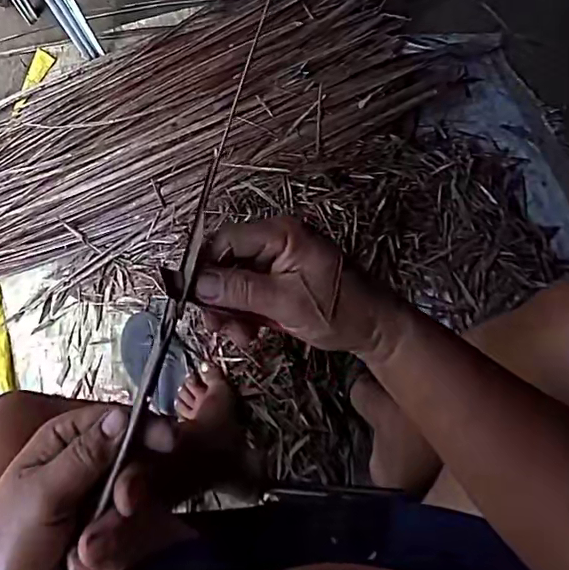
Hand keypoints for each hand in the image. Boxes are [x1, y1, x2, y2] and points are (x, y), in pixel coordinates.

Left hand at [0, 403, 184, 569]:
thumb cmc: (1, 542)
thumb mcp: (40, 493)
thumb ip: (84, 455)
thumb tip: (121, 417)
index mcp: (63, 439)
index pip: (114, 419)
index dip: (144, 426)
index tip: (167, 440)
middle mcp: (85, 464)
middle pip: (133, 459)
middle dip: (130, 486)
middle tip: (122, 504)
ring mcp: (96, 501)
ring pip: (134, 503)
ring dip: (112, 530)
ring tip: (82, 551)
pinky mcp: (106, 536)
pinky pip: (129, 538)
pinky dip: (110, 554)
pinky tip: (81, 565)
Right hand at [194, 216, 404, 356]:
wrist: (376, 329)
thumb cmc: (340, 311)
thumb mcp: (286, 302)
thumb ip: (240, 290)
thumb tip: (198, 284)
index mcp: (280, 233)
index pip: (226, 240)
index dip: (205, 267)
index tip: (192, 297)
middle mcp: (275, 240)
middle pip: (227, 261)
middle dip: (218, 296)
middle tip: (218, 327)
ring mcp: (277, 260)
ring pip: (234, 279)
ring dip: (229, 309)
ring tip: (239, 336)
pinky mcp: (278, 278)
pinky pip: (248, 291)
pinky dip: (243, 312)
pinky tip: (248, 333)